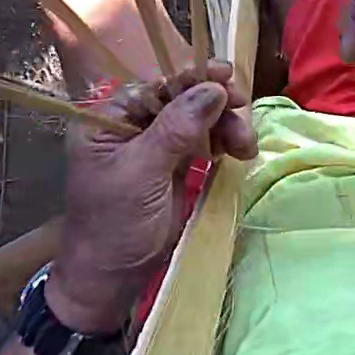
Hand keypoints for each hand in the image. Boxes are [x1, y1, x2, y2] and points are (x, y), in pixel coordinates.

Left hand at [47, 63, 258, 333]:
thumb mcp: (142, 172)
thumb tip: (212, 88)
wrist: (110, 279)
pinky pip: (201, 143)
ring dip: (224, 126)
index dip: (190, 79)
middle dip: (213, 104)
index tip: (226, 75)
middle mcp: (130, 125)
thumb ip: (176, 129)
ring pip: (195, 121)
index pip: (154, 87)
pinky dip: (221, 143)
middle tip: (242, 112)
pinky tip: (237, 151)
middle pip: (179, 100)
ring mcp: (153, 146)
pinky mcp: (172, 167)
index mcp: (108, 119)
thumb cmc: (114, 222)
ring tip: (245, 145)